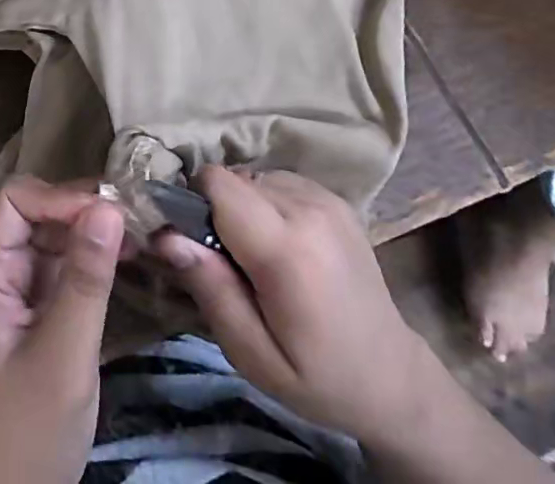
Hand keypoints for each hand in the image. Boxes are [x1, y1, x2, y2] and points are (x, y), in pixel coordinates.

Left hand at [0, 178, 123, 483]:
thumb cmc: (30, 430)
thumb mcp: (64, 355)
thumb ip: (86, 280)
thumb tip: (110, 206)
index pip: (14, 202)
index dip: (59, 197)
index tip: (108, 212)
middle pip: (36, 210)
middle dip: (82, 208)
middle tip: (135, 217)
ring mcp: (18, 287)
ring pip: (55, 233)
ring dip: (94, 228)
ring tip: (140, 233)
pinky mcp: (40, 305)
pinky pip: (66, 261)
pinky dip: (96, 254)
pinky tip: (128, 255)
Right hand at [152, 167, 432, 444]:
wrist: (390, 374)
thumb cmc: (315, 376)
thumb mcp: (251, 353)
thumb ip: (209, 287)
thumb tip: (165, 235)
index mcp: (287, 249)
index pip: (217, 183)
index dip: (194, 205)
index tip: (194, 245)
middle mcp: (309, 208)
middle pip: (233, 179)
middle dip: (216, 210)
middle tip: (226, 262)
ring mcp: (326, 198)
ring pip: (252, 177)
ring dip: (241, 207)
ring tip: (256, 257)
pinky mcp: (335, 197)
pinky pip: (277, 181)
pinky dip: (266, 204)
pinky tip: (280, 244)